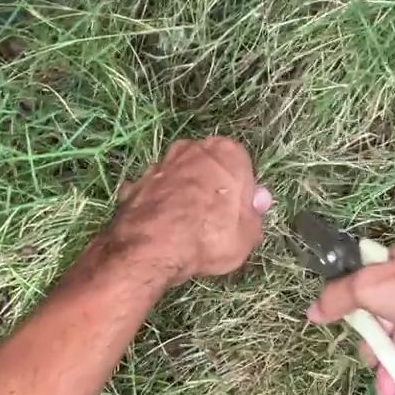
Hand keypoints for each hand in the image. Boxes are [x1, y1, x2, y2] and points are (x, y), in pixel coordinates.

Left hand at [107, 137, 272, 282]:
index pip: (241, 168)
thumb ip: (254, 215)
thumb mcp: (248, 235)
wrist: (155, 246)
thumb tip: (257, 201)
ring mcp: (161, 164)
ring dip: (183, 196)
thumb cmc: (211, 237)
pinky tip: (160, 229)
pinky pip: (155, 194)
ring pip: (179, 178)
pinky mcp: (137, 183)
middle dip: (211, 189)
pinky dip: (158, 207)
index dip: (240, 195)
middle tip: (214, 223)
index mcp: (227, 153)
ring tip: (185, 228)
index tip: (238, 217)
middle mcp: (193, 148)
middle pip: (208, 169)